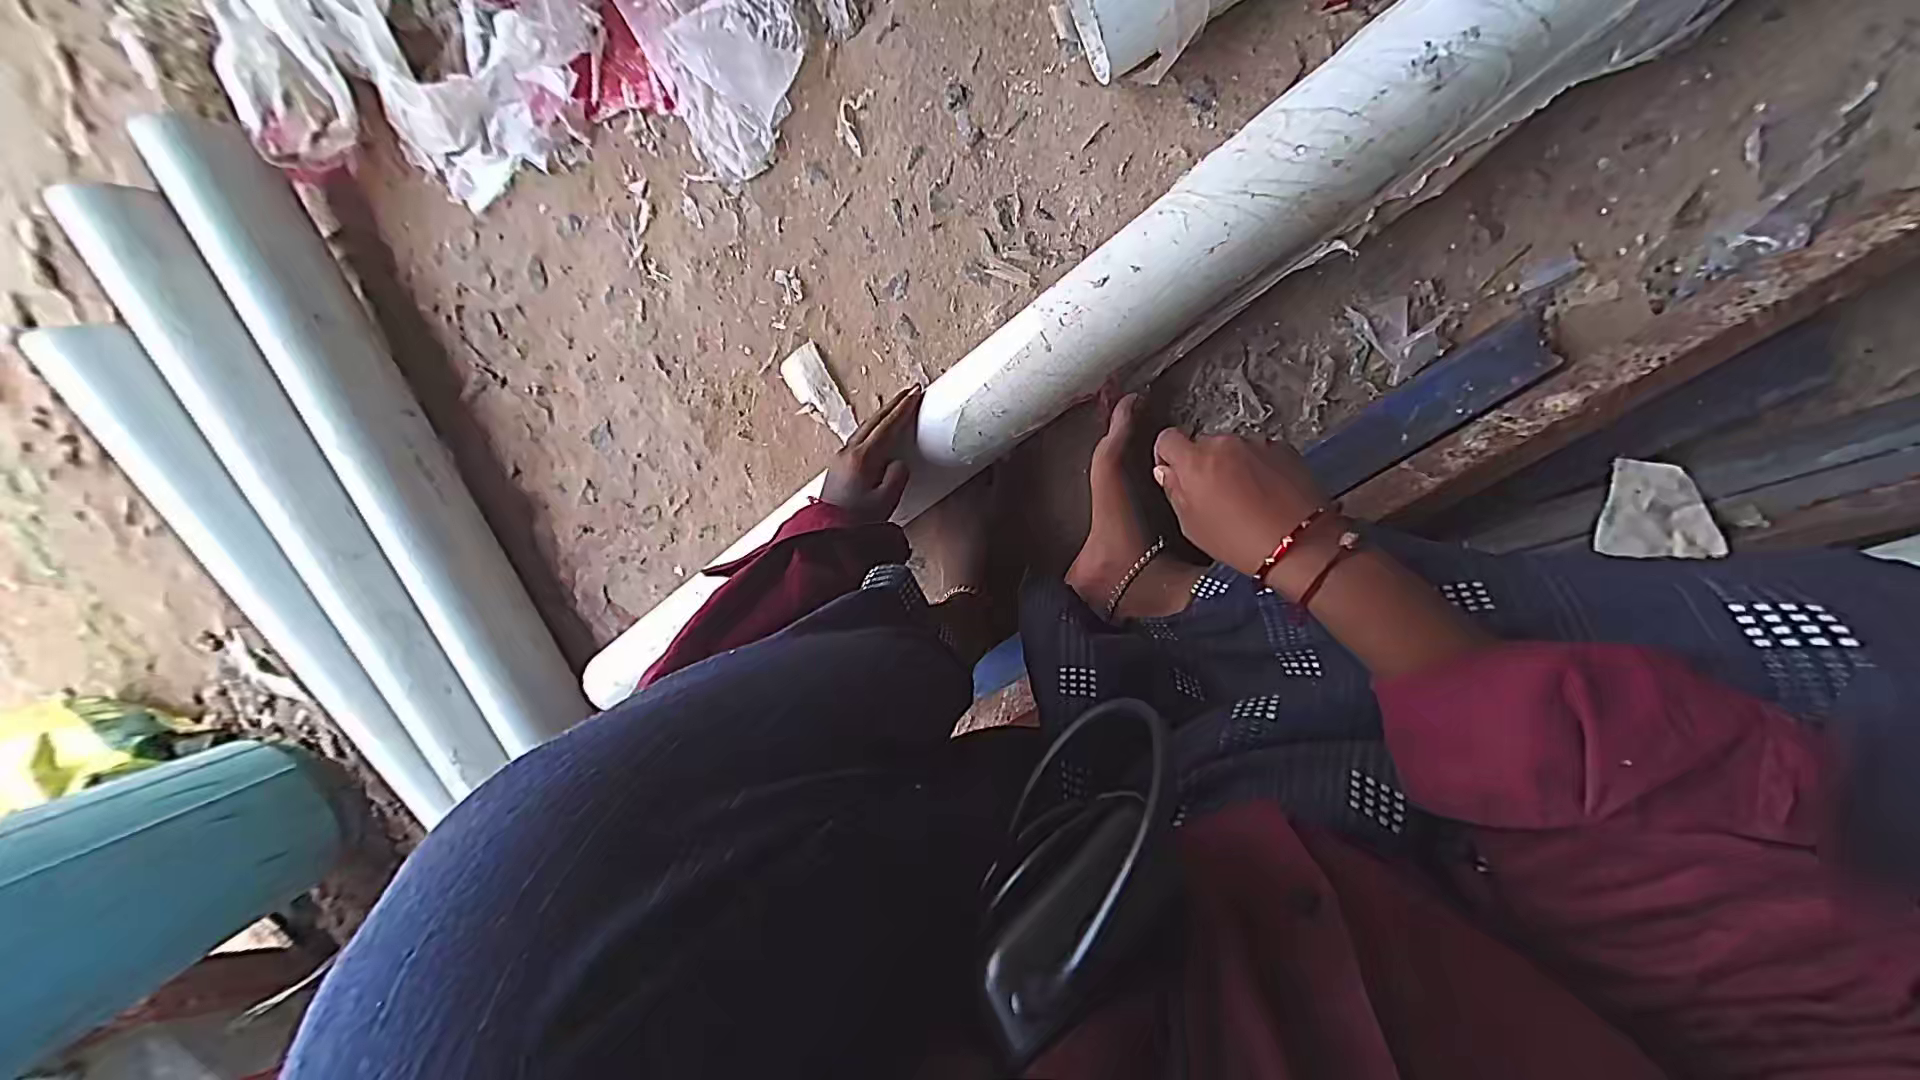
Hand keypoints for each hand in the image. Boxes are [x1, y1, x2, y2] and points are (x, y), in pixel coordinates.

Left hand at [820, 385, 921, 522]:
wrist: (828, 534)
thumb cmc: (856, 522)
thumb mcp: (886, 501)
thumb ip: (897, 476)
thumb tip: (898, 462)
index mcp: (862, 458)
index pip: (887, 425)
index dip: (904, 408)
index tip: (915, 395)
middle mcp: (848, 453)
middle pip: (874, 420)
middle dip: (894, 404)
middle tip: (910, 392)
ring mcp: (840, 458)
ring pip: (865, 427)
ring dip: (883, 415)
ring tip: (897, 407)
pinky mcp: (838, 466)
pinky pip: (859, 437)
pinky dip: (873, 428)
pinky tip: (878, 431)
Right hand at [1151, 429, 1329, 575]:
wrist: (1298, 543)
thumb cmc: (1241, 540)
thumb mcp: (1191, 525)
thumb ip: (1174, 491)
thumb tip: (1167, 473)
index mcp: (1195, 461)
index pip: (1167, 438)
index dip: (1166, 455)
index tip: (1172, 470)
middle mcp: (1225, 444)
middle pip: (1202, 445)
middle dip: (1202, 465)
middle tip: (1211, 496)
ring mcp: (1256, 444)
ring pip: (1231, 449)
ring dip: (1231, 466)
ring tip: (1241, 499)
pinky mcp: (1283, 449)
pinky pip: (1258, 453)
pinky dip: (1256, 468)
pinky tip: (1262, 495)